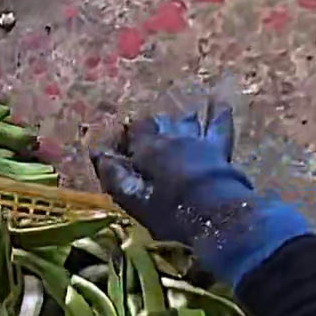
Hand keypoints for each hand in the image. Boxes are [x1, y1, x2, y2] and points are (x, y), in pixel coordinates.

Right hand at [90, 99, 313, 289]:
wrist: (215, 214)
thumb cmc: (169, 210)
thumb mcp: (132, 198)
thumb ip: (112, 174)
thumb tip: (96, 153)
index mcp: (148, 148)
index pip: (132, 133)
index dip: (126, 140)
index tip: (121, 152)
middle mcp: (171, 136)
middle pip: (157, 124)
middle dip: (149, 128)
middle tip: (144, 140)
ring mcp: (197, 138)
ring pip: (184, 120)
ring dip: (177, 120)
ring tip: (172, 121)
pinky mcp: (219, 147)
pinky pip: (219, 124)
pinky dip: (219, 112)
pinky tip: (219, 101)